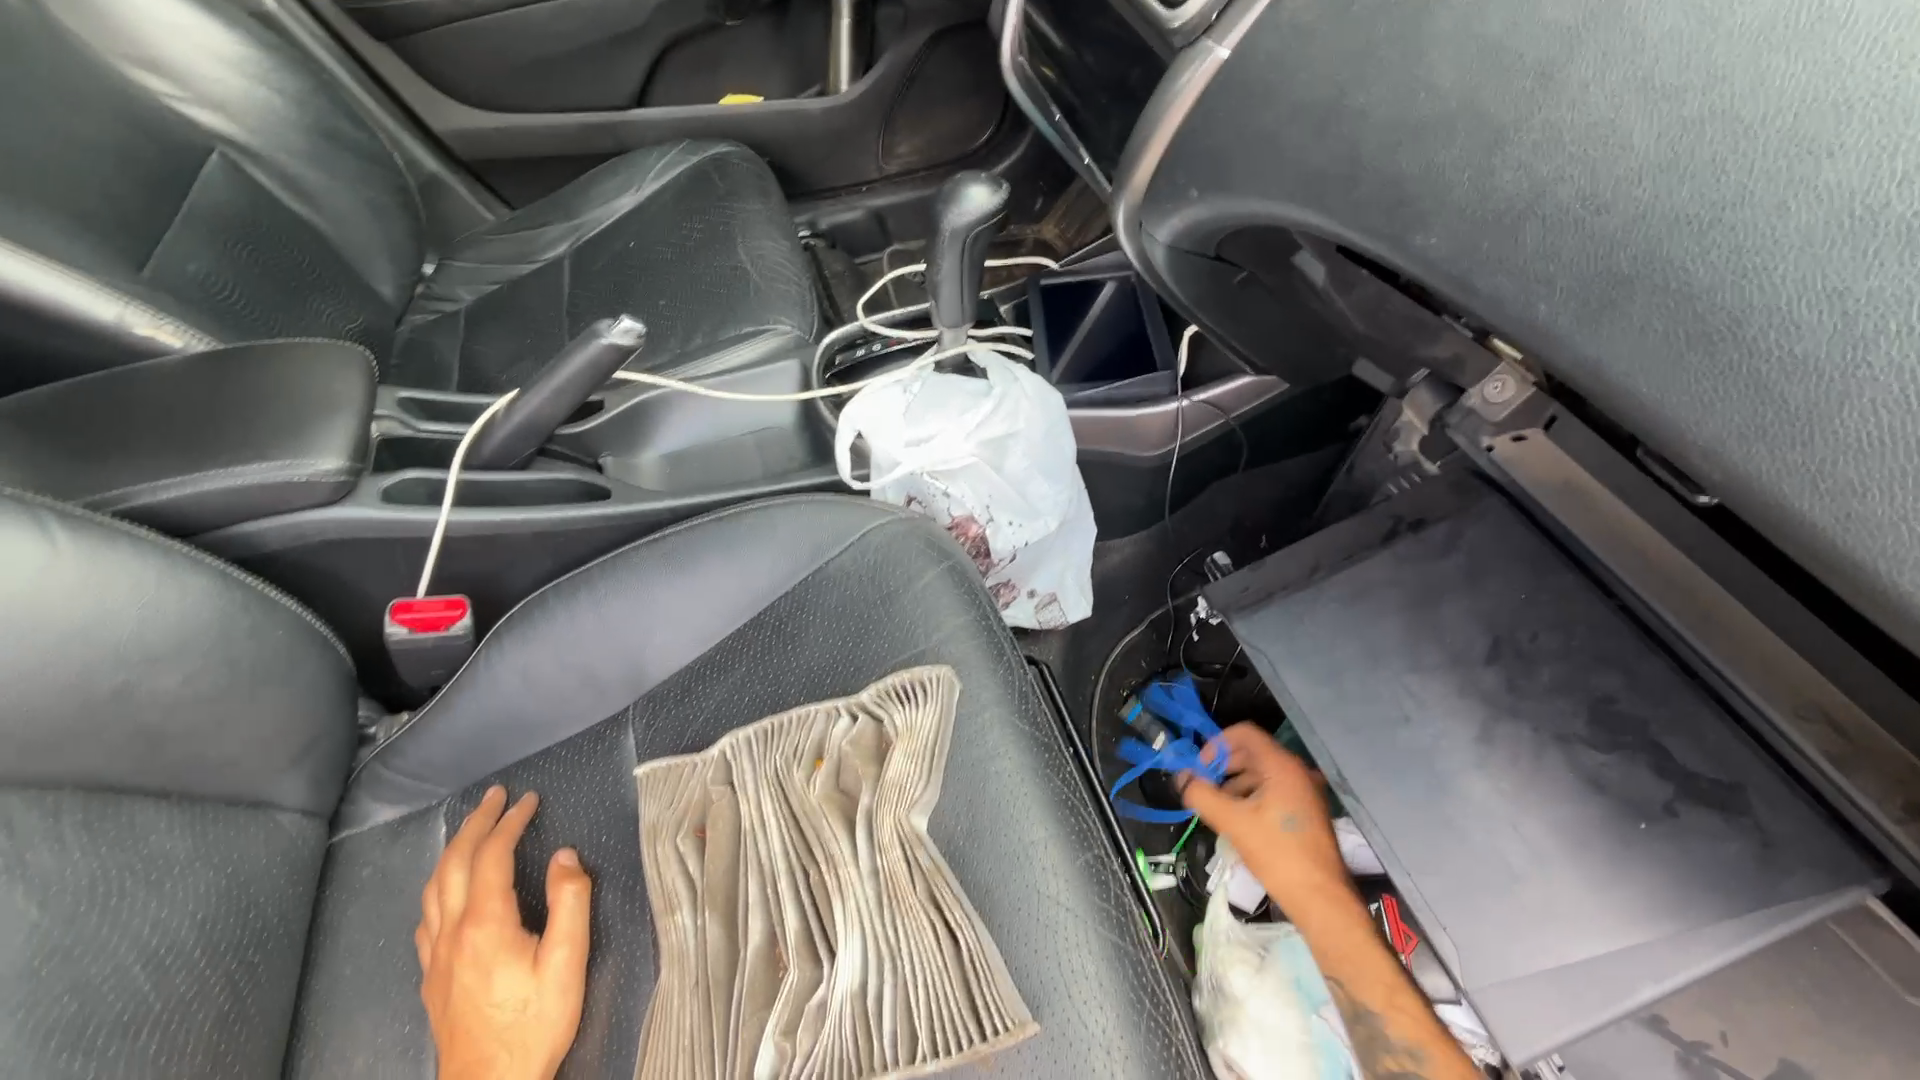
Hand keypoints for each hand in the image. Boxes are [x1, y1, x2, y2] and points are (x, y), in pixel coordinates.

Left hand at [417, 786, 591, 1079]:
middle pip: (454, 863)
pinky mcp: (432, 977)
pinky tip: (448, 893)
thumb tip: (565, 856)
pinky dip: (439, 887)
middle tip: (496, 797)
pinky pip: (427, 917)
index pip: (492, 856)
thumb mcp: (568, 962)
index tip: (529, 799)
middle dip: (476, 824)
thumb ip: (570, 902)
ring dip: (453, 850)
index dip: (510, 822)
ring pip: (434, 888)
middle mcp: (453, 931)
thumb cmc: (535, 1022)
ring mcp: (436, 956)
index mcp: (486, 922)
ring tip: (472, 830)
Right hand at [1181, 723, 1356, 918]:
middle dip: (1222, 765)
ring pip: (1261, 773)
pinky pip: (1273, 791)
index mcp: (1282, 766)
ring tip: (1216, 807)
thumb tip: (1182, 778)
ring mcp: (1304, 792)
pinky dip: (1251, 796)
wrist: (1320, 897)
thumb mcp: (1232, 822)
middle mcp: (1296, 772)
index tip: (1200, 768)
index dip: (1216, 744)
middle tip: (1202, 787)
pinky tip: (1238, 820)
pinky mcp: (1306, 811)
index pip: (1244, 733)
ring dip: (1234, 783)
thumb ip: (1201, 794)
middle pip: (1252, 752)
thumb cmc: (1276, 854)